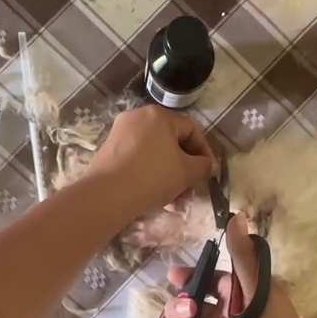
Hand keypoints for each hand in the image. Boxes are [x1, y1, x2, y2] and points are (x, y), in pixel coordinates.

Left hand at [83, 106, 218, 216]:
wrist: (107, 195)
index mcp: (159, 115)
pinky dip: (151, 176)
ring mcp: (121, 134)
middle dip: (185, 170)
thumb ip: (203, 167)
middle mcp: (139, 118)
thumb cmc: (152, 177)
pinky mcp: (110, 151)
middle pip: (172, 143)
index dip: (205, 153)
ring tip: (174, 202)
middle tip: (190, 191)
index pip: (191, 130)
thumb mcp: (186, 173)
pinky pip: (138, 160)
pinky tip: (157, 199)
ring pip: (155, 155)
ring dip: (170, 177)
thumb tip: (209, 165)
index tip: (209, 173)